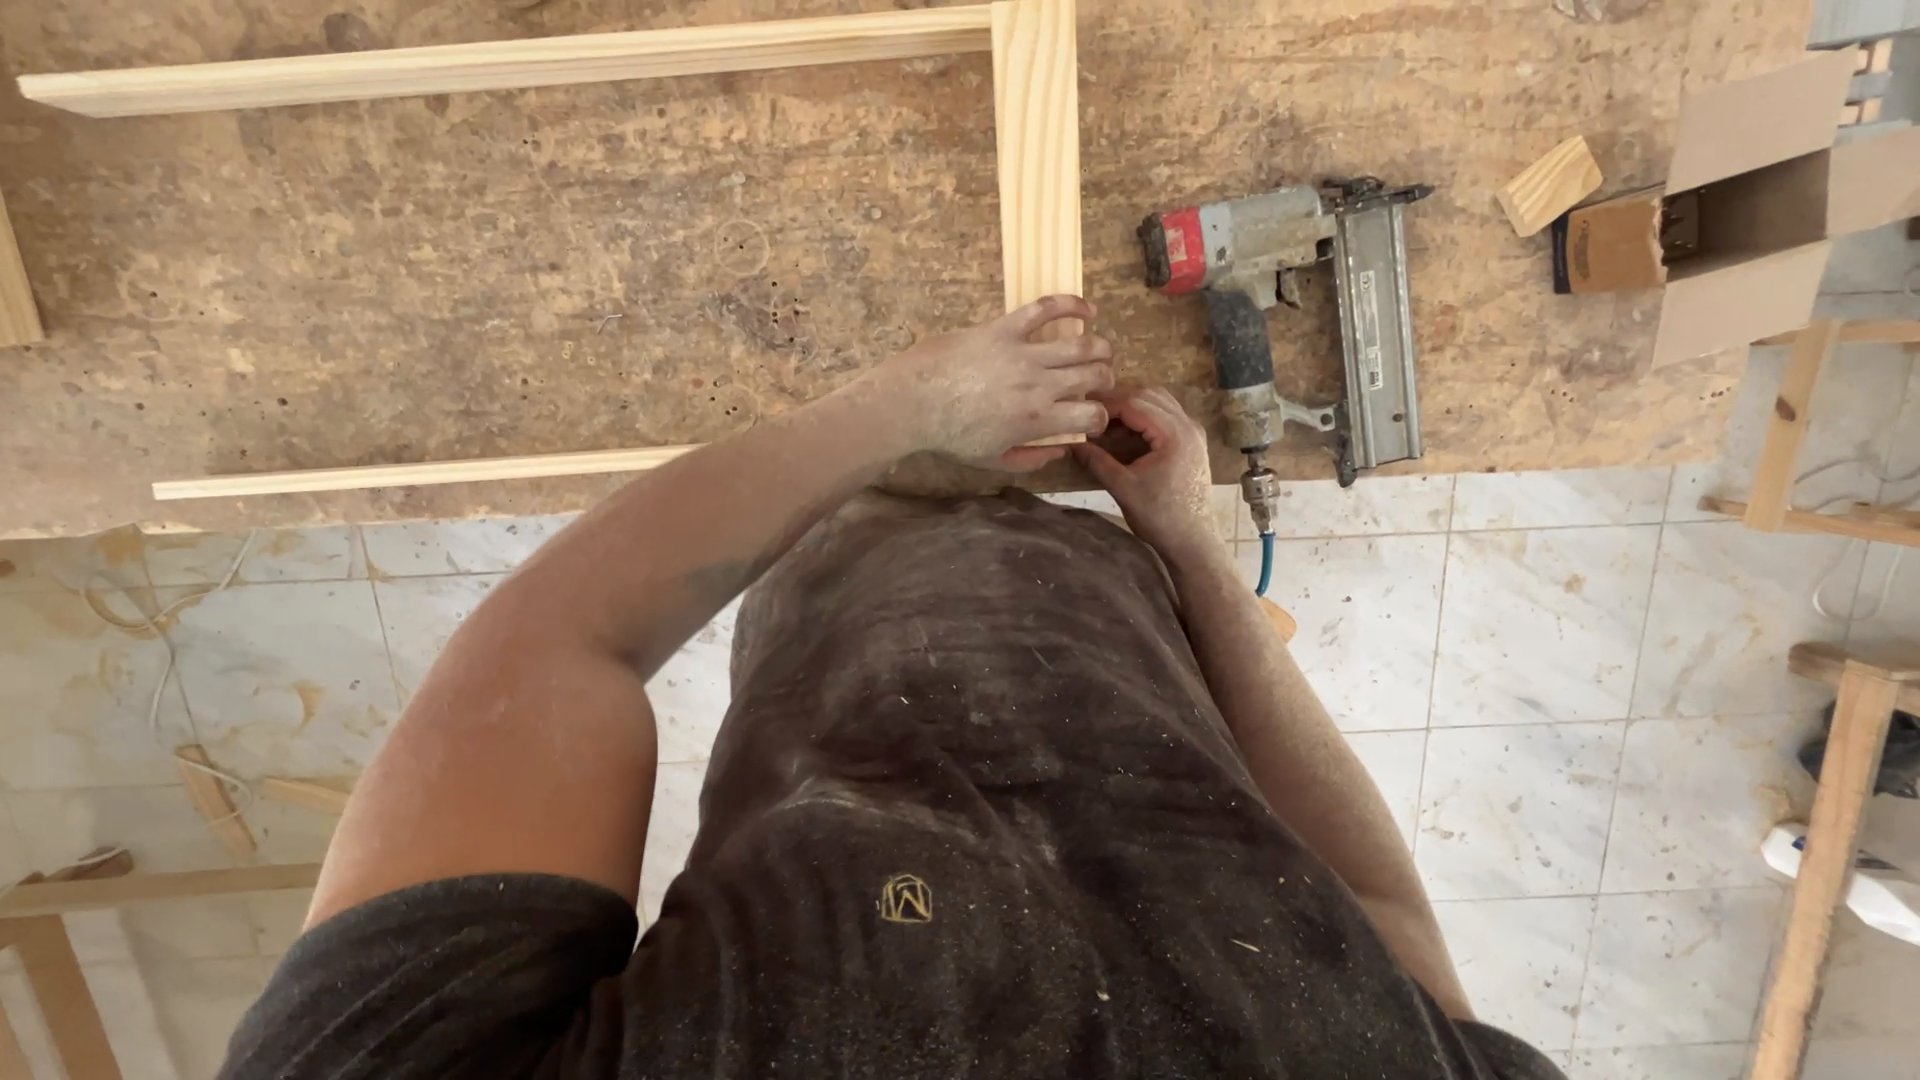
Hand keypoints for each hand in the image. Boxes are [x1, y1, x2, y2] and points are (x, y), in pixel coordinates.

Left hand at [864, 295, 1114, 471]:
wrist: (913, 402)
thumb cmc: (949, 436)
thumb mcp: (991, 460)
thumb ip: (1029, 459)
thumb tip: (1059, 450)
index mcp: (1037, 419)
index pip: (1092, 416)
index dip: (1100, 419)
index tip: (1091, 419)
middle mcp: (1039, 385)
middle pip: (1095, 376)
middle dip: (1105, 381)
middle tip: (1097, 383)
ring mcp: (1024, 353)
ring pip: (1082, 345)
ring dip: (1099, 349)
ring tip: (1099, 353)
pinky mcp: (1005, 328)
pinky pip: (1046, 308)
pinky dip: (1072, 306)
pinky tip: (1087, 311)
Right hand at [1072, 386, 1216, 557]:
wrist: (1192, 541)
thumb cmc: (1159, 517)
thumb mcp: (1123, 488)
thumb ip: (1097, 461)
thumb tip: (1070, 442)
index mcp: (1175, 434)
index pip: (1135, 403)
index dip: (1105, 404)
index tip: (1080, 409)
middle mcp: (1188, 425)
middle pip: (1148, 394)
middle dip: (1116, 399)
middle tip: (1088, 411)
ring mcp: (1192, 432)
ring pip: (1158, 401)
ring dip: (1130, 405)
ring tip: (1103, 421)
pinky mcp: (1191, 441)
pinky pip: (1165, 414)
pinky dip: (1143, 416)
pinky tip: (1123, 432)